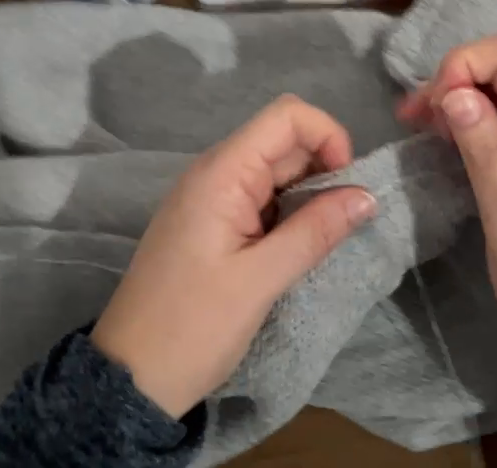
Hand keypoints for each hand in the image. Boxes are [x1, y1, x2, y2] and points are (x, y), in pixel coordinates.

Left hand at [90, 95, 377, 417]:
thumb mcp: (260, 282)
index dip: (327, 136)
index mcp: (222, 172)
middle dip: (324, 168)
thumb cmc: (191, 328)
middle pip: (284, 140)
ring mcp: (213, 196)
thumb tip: (368, 195)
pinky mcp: (214, 221)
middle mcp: (217, 171)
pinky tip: (298, 246)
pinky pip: (263, 196)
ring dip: (309, 192)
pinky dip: (290, 211)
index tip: (347, 185)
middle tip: (343, 221)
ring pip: (277, 169)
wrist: (129, 380)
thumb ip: (315, 232)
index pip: (287, 116)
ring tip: (323, 238)